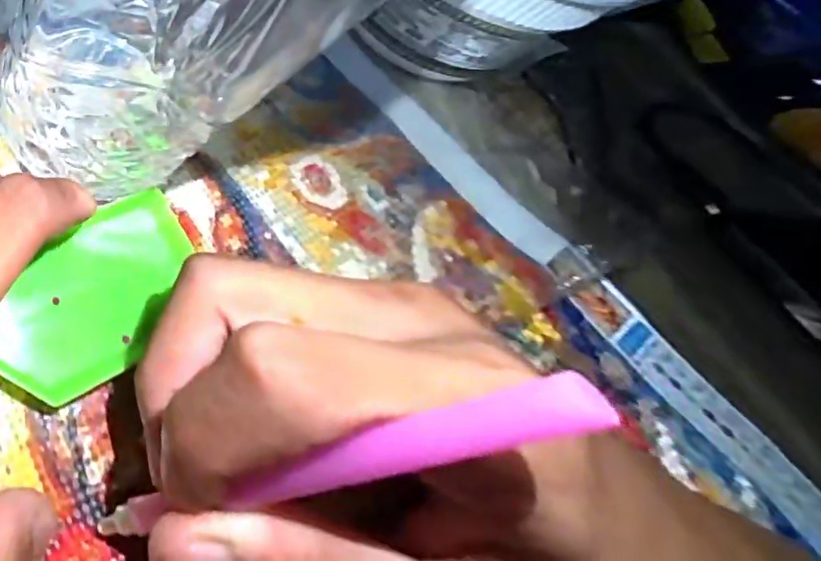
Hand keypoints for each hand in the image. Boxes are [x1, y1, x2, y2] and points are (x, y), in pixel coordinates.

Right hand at [134, 256, 801, 560]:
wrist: (652, 541)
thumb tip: (169, 540)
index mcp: (462, 397)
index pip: (272, 366)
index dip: (201, 439)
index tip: (189, 517)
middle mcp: (411, 313)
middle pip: (223, 289)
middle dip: (171, 384)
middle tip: (187, 479)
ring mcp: (389, 293)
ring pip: (225, 285)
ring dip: (188, 371)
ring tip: (218, 459)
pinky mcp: (370, 299)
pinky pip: (253, 305)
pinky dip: (219, 365)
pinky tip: (259, 436)